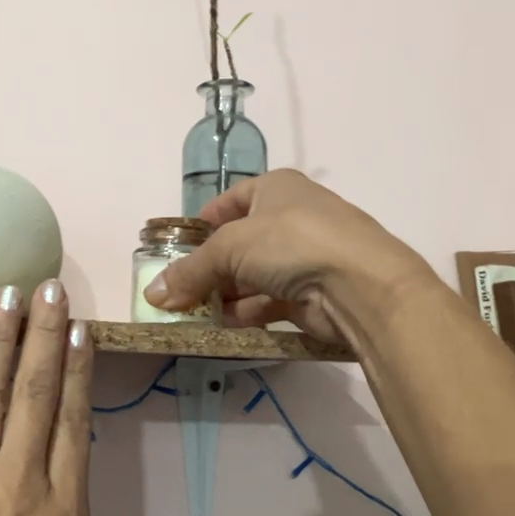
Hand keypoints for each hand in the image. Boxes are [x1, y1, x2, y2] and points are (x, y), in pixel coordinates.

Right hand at [143, 169, 437, 341]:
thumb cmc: (291, 243)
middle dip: (209, 268)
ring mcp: (306, 256)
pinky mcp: (313, 293)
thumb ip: (190, 272)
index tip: (178, 248)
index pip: (231, 200)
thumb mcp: (229, 248)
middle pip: (239, 243)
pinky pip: (270, 301)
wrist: (361, 285)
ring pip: (254, 275)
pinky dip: (247, 312)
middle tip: (179, 291)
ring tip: (193, 314)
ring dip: (225, 295)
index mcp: (276, 188)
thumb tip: (153, 294)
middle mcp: (292, 216)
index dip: (204, 223)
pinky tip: (223, 327)